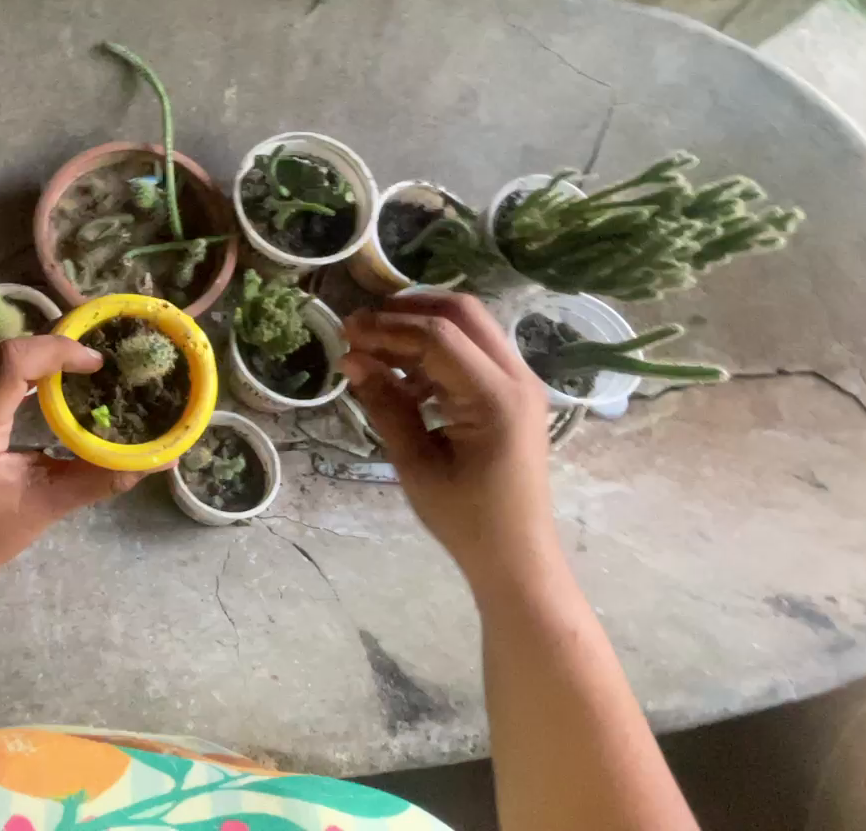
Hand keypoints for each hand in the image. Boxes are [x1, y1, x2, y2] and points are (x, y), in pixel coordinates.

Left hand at [0, 336, 142, 584]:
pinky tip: (55, 379)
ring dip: (43, 355)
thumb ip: (104, 477)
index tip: (95, 363)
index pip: (11, 363)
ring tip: (83, 366)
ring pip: (1, 358)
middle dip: (56, 348)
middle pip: (8, 355)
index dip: (56, 350)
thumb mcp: (51, 504)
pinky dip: (28, 368)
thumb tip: (162, 460)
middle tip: (98, 359)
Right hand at [339, 292, 556, 585]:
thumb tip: (350, 358)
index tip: (344, 332)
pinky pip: (473, 348)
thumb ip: (385, 404)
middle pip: (461, 312)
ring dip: (419, 325)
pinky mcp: (513, 392)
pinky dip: (434, 347)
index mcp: (495, 398)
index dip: (386, 328)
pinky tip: (402, 372)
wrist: (516, 555)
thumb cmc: (464, 517)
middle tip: (360, 326)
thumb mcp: (415, 463)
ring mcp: (521, 382)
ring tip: (373, 347)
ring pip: (469, 324)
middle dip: (405, 310)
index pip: (437, 337)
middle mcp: (517, 378)